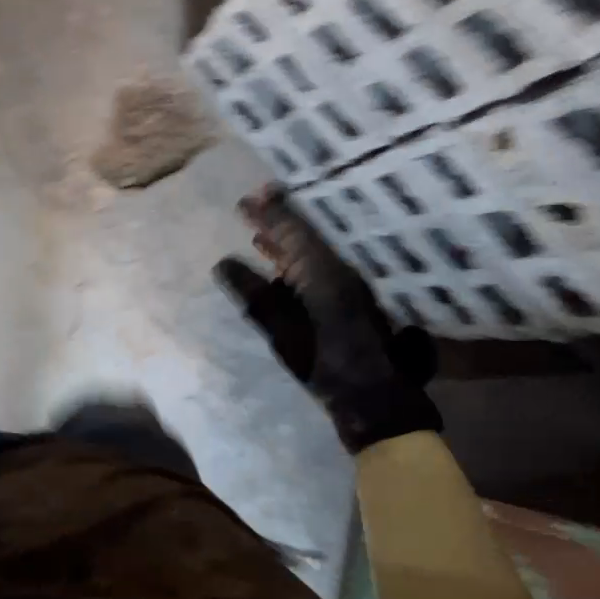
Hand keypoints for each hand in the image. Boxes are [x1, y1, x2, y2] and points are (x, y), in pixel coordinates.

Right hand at [216, 192, 440, 453]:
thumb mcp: (281, 331)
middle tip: (250, 204)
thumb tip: (224, 263)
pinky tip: (279, 268)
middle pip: (304, 237)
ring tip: (258, 235)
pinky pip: (316, 270)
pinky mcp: (349, 306)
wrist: (375, 401)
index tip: (250, 197)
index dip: (271, 212)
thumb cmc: (325, 364)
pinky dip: (295, 263)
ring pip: (311, 254)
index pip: (293, 230)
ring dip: (285, 242)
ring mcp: (347, 289)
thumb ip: (254, 295)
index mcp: (325, 272)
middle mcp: (339, 272)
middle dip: (277, 221)